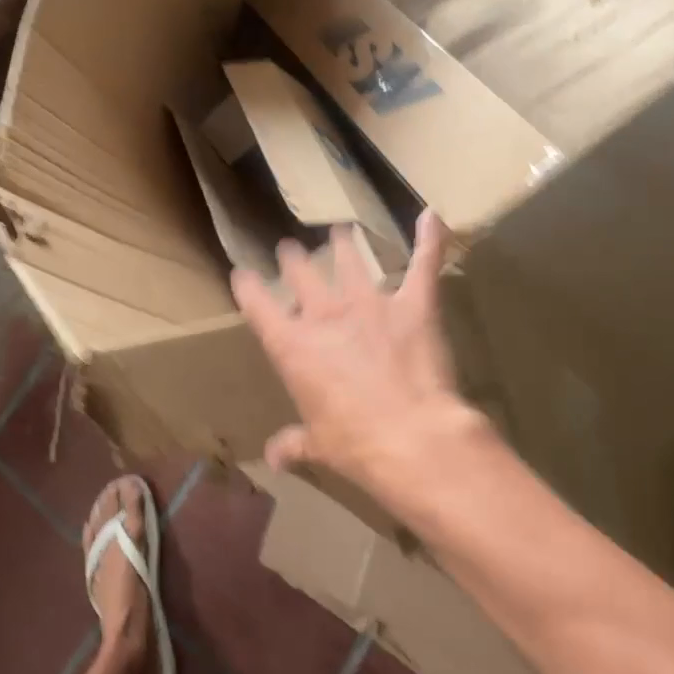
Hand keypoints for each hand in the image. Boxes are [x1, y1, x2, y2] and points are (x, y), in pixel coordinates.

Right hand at [231, 210, 477, 490]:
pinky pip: (422, 263)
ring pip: (350, 262)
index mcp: (294, 348)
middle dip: (294, 260)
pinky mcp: (413, 304)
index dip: (248, 288)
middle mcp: (326, 316)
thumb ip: (295, 443)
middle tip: (290, 250)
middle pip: (302, 275)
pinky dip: (428, 239)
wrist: (412, 437)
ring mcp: (370, 304)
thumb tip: (275, 457)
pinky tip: (431, 215)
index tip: (242, 274)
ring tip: (339, 231)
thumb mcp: (319, 446)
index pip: (259, 308)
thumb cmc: (356, 445)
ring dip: (343, 245)